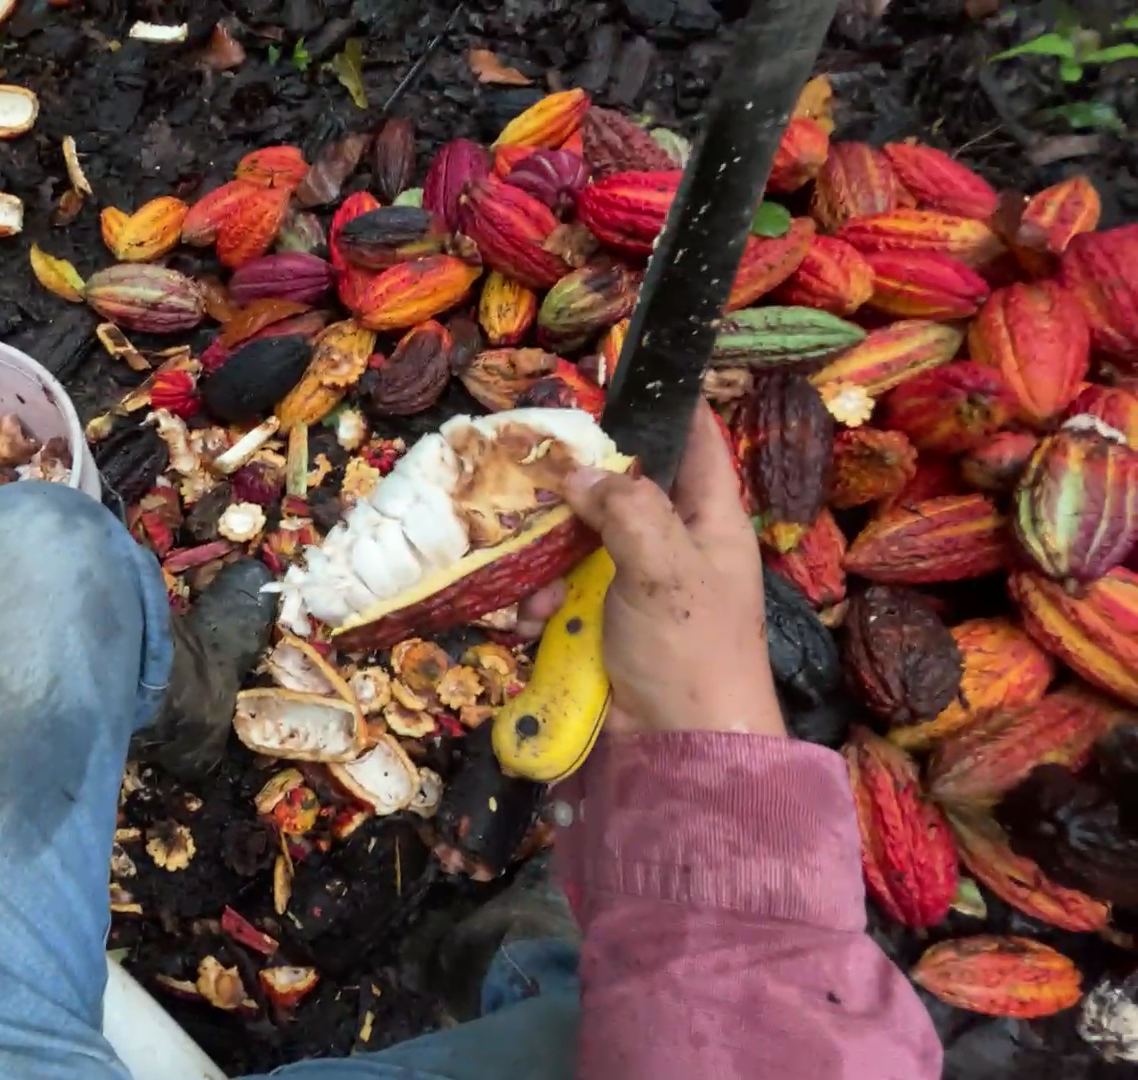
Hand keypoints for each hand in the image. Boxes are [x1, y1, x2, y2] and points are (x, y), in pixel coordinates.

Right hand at [556, 403, 783, 738]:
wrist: (675, 748)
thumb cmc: (689, 651)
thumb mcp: (666, 571)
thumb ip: (626, 512)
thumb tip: (576, 474)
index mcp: (709, 525)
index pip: (699, 449)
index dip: (673, 412)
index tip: (630, 383)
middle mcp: (670, 547)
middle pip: (620, 493)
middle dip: (576, 495)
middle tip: (533, 482)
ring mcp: (630, 586)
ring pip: (577, 543)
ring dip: (548, 563)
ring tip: (540, 595)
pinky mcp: (597, 620)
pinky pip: (559, 590)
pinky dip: (543, 604)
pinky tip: (536, 625)